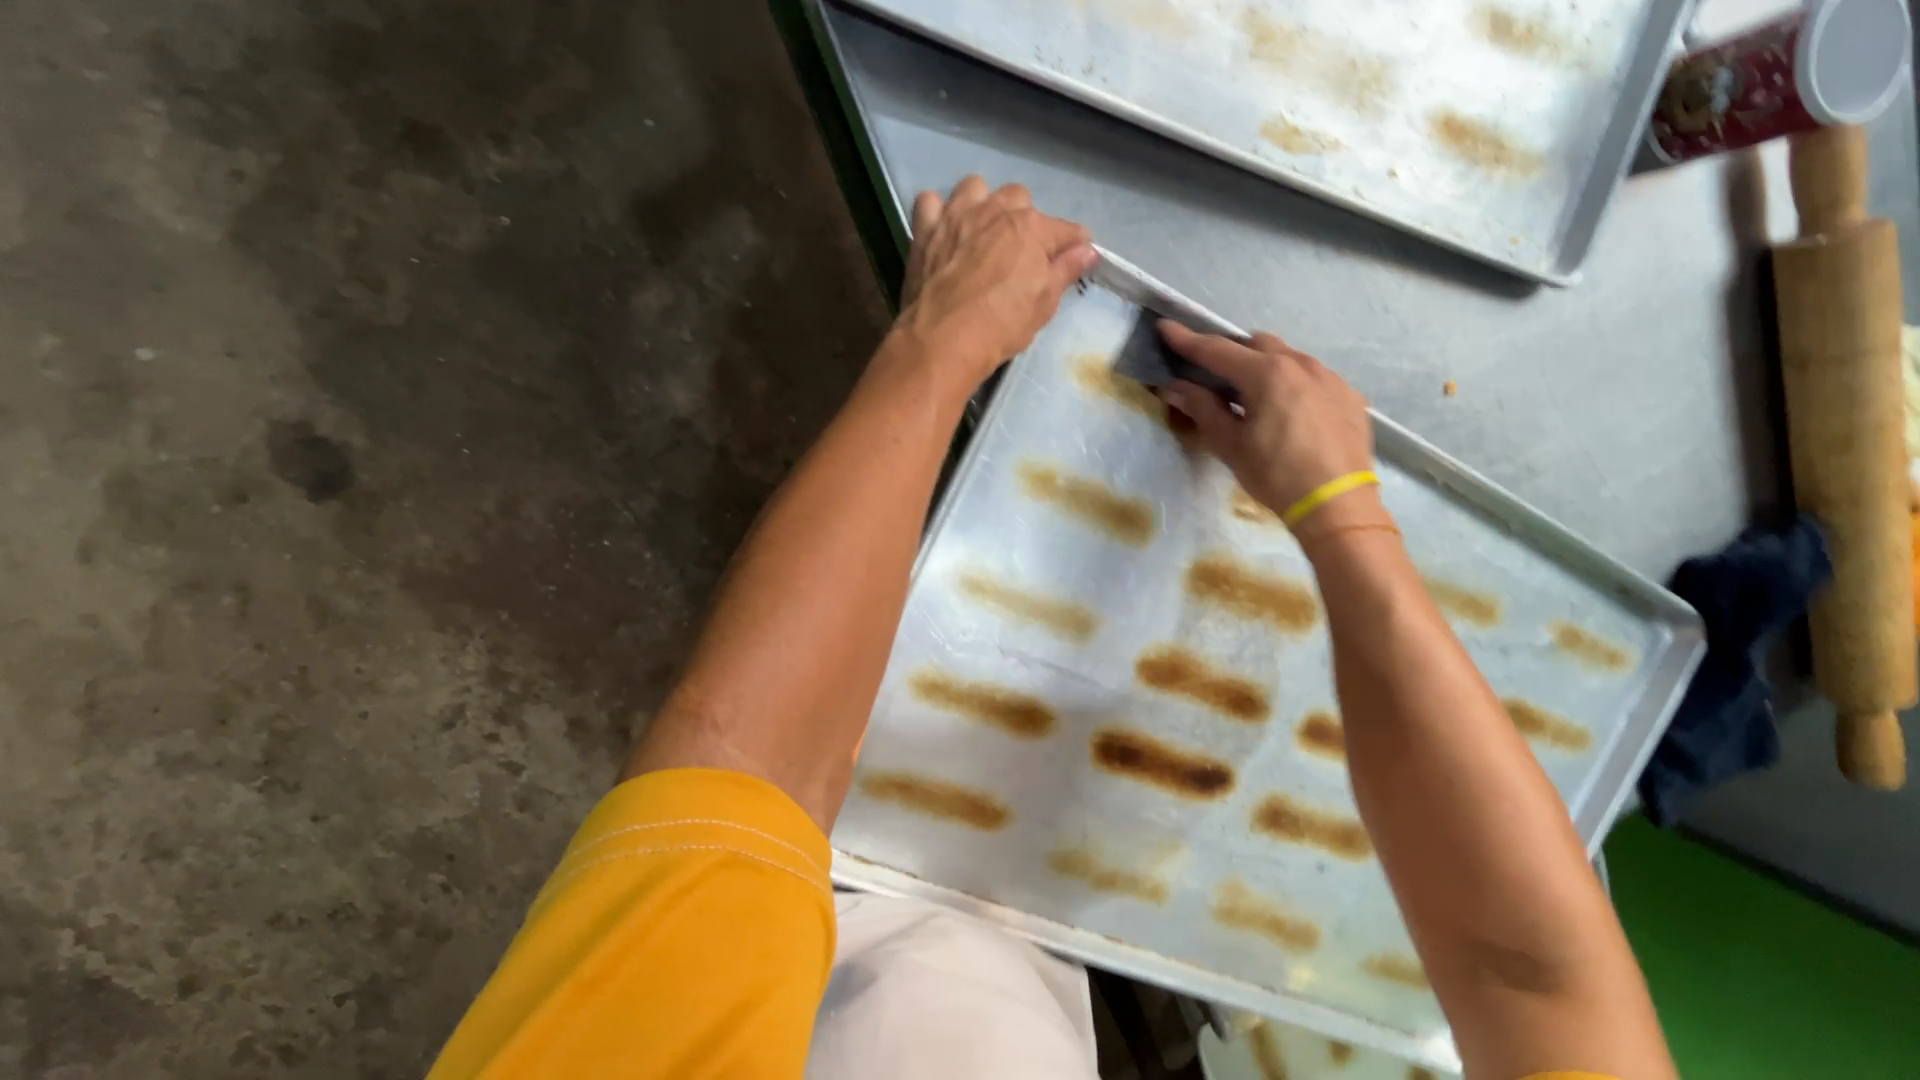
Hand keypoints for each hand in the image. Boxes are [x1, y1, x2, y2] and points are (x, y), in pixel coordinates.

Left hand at [894, 176, 1099, 381]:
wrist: (943, 340)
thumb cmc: (1001, 326)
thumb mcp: (1044, 304)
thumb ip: (1066, 270)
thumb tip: (1088, 250)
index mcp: (1032, 228)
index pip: (1065, 229)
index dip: (1073, 245)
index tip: (1073, 257)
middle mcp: (996, 210)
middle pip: (1019, 199)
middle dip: (1024, 219)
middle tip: (1019, 250)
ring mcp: (957, 215)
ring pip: (975, 188)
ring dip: (982, 204)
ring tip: (980, 232)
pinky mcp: (925, 229)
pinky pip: (930, 202)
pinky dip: (937, 212)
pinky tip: (942, 232)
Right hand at [1157, 323, 1378, 530]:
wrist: (1336, 504)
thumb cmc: (1275, 474)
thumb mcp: (1230, 445)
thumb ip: (1203, 409)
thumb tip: (1175, 387)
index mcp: (1266, 373)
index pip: (1217, 350)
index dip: (1187, 340)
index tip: (1166, 328)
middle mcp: (1300, 364)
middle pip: (1258, 343)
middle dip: (1234, 353)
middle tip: (1219, 378)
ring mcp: (1330, 377)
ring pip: (1290, 358)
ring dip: (1268, 369)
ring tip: (1259, 399)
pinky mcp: (1350, 396)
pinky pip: (1316, 378)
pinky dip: (1296, 387)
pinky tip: (1293, 415)